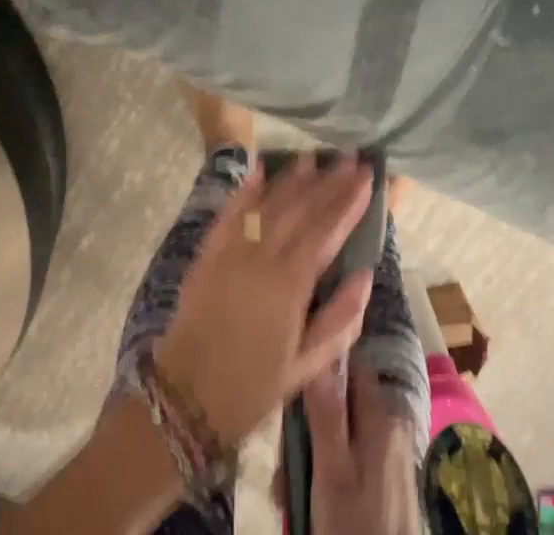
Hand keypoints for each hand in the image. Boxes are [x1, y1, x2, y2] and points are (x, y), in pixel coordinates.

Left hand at [156, 152, 375, 443]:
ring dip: (290, 180)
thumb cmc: (253, 387)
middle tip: (349, 156)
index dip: (348, 202)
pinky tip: (259, 170)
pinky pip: (229, 215)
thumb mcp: (306, 365)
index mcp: (290, 286)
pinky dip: (245, 191)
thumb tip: (365, 275)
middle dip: (327, 182)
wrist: (185, 397)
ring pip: (266, 206)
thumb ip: (340, 319)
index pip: (326, 231)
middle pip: (300, 211)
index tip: (368, 177)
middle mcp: (261, 260)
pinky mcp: (206, 256)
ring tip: (313, 157)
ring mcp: (230, 254)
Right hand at [298, 360, 422, 534]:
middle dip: (305, 428)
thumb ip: (325, 413)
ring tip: (289, 491)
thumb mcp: (332, 471)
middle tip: (285, 465)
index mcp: (381, 416)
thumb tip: (318, 351)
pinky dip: (323, 473)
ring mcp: (386, 452)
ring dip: (308, 457)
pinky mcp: (381, 476)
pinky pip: (345, 458)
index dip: (318, 371)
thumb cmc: (356, 526)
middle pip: (338, 404)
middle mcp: (389, 425)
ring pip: (336, 434)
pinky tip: (304, 500)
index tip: (290, 394)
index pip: (349, 367)